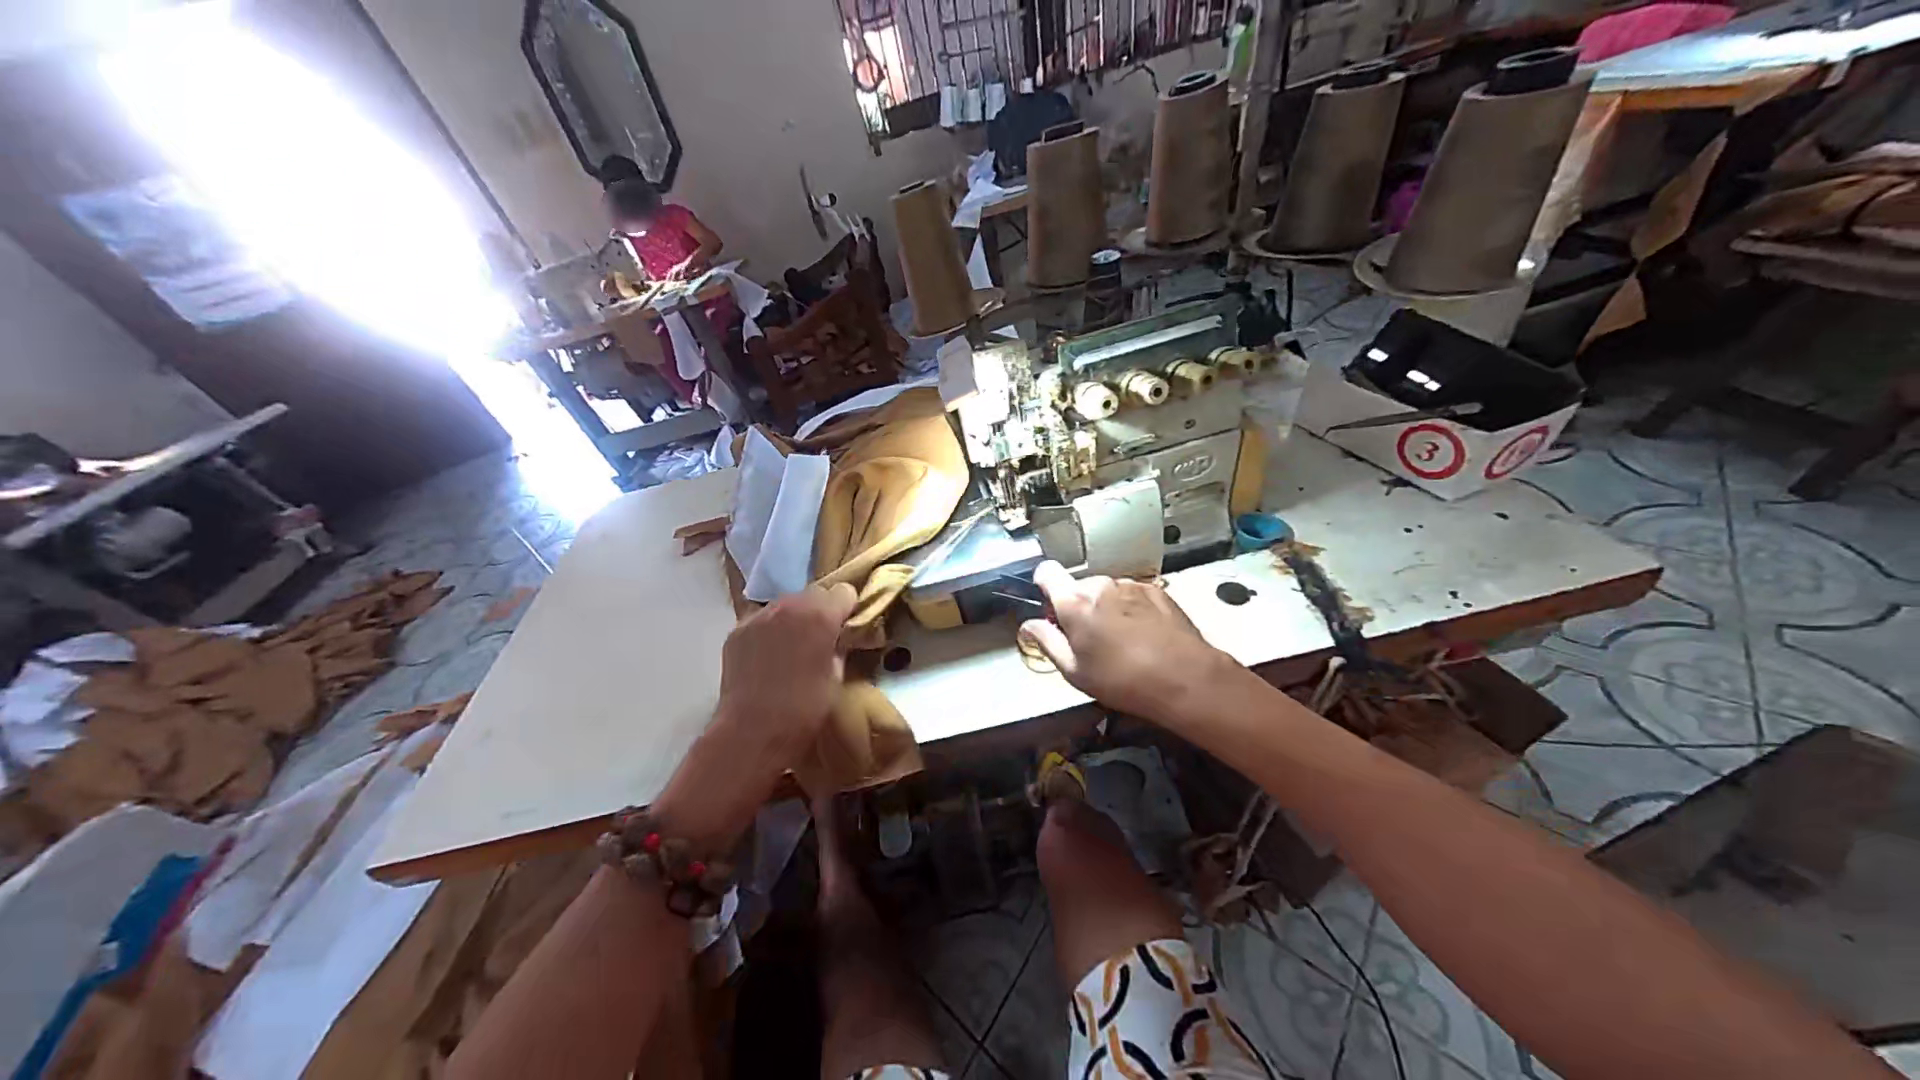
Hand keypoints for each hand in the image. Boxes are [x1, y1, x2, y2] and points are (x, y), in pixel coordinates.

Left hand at [652, 583, 857, 847]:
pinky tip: (769, 654)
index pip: (844, 591)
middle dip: (821, 609)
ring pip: (785, 603)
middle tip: (822, 637)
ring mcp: (758, 616)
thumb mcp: (836, 677)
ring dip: (794, 617)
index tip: (848, 626)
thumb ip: (839, 648)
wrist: (752, 732)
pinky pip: (761, 619)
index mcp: (820, 616)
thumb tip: (839, 638)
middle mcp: (788, 606)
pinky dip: (770, 629)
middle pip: (813, 593)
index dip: (848, 608)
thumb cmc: (804, 710)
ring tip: (793, 645)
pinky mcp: (737, 630)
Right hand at [1018, 560, 1237, 720]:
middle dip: (1079, 608)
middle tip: (1089, 642)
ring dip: (1106, 609)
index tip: (1051, 609)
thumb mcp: (1075, 671)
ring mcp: (1131, 585)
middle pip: (1079, 588)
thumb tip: (1028, 625)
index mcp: (1074, 602)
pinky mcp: (1157, 590)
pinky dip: (1131, 610)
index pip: (1046, 572)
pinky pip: (1132, 595)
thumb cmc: (1123, 680)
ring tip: (1121, 643)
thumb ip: (1047, 642)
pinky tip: (1143, 637)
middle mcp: (1101, 585)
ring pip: (1107, 592)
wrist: (1186, 679)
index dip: (1044, 586)